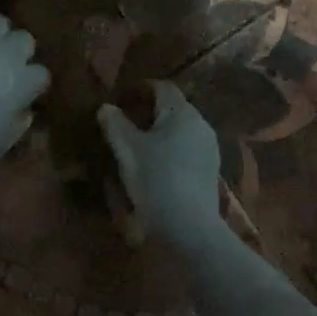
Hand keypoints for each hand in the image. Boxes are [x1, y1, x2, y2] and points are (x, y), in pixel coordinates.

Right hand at [96, 81, 222, 242]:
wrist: (188, 227)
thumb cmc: (155, 179)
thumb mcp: (127, 150)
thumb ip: (115, 124)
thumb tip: (106, 108)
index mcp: (182, 113)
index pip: (163, 87)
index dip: (141, 89)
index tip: (121, 99)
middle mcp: (201, 125)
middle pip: (173, 110)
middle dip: (149, 113)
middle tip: (124, 125)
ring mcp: (209, 150)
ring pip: (181, 132)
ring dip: (160, 135)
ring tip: (137, 149)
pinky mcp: (209, 172)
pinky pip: (187, 152)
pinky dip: (170, 153)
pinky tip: (155, 169)